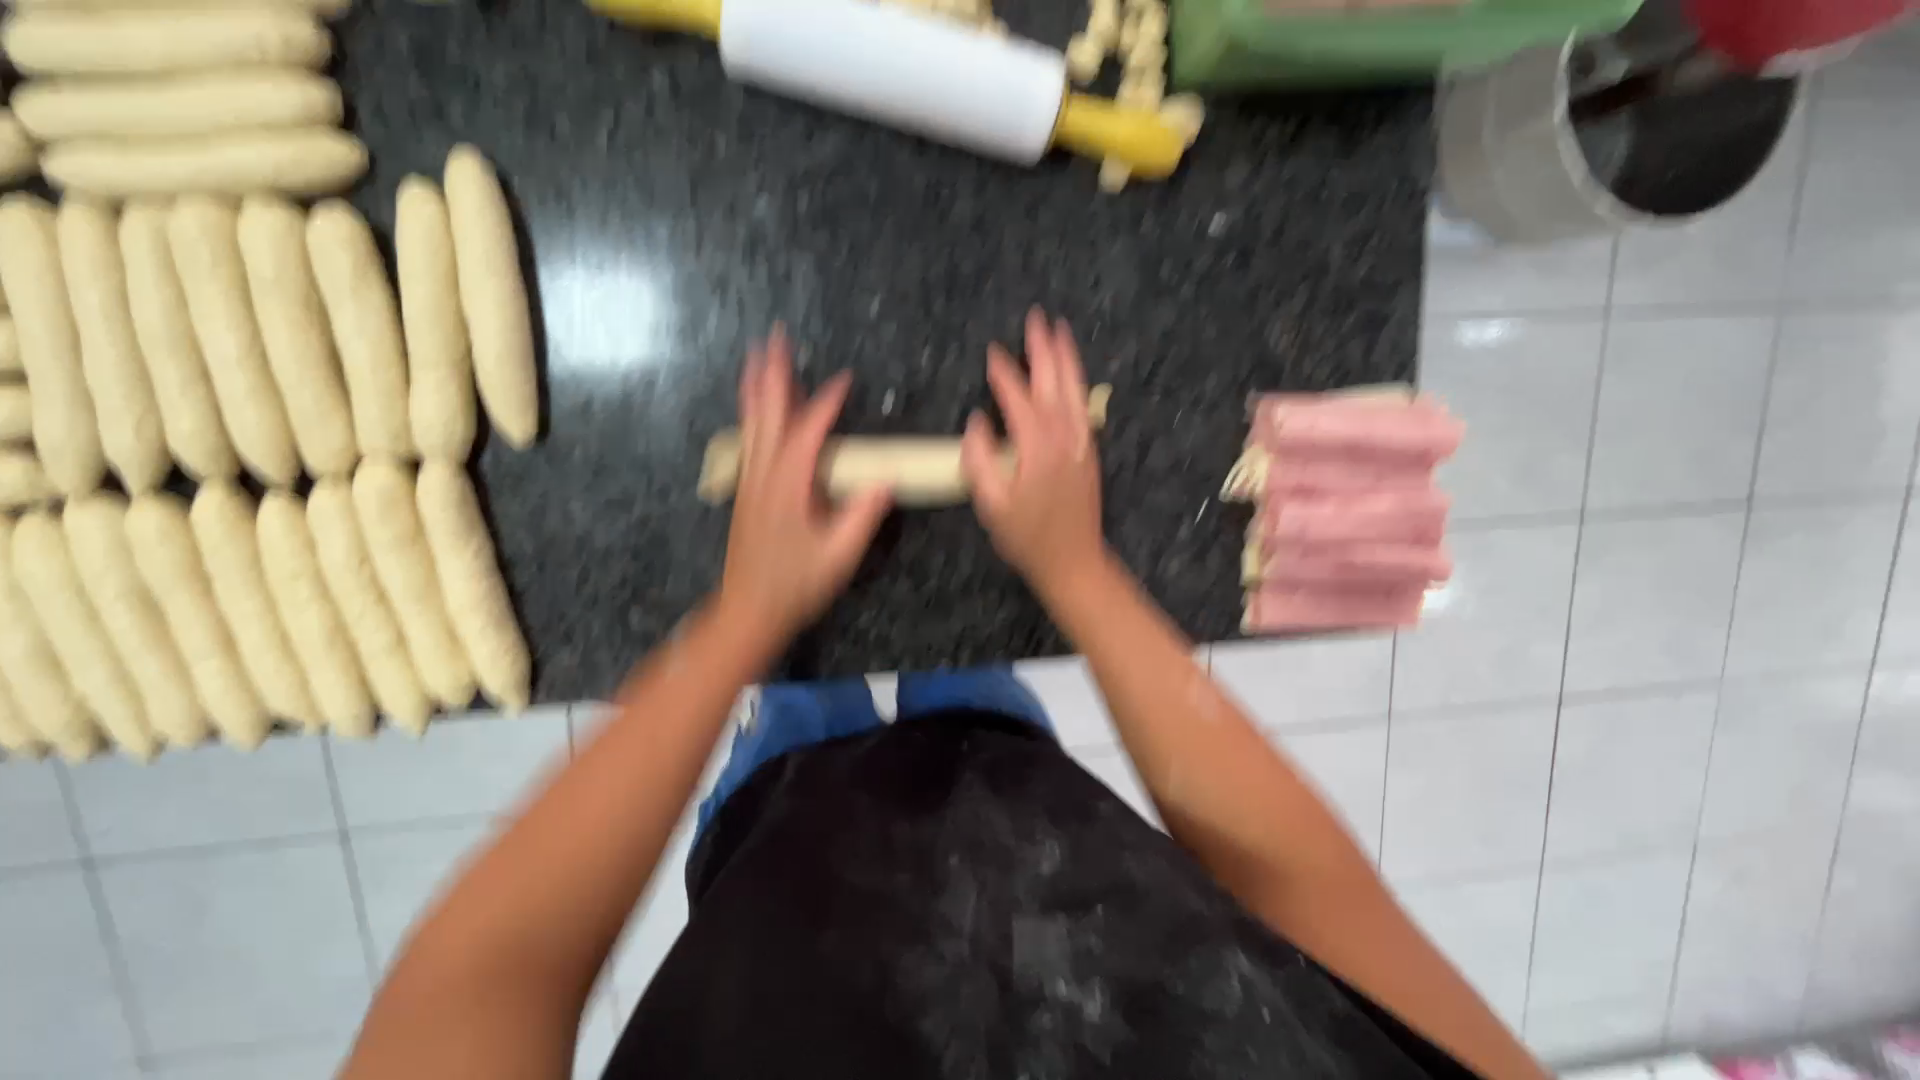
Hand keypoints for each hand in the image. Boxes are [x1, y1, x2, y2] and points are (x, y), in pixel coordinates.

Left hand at [716, 326, 891, 643]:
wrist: (748, 611)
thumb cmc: (796, 586)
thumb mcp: (838, 556)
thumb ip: (862, 516)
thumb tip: (886, 479)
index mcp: (788, 488)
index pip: (807, 434)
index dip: (826, 404)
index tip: (845, 378)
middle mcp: (764, 477)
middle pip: (768, 415)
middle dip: (773, 375)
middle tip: (775, 338)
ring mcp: (751, 483)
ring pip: (753, 426)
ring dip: (757, 389)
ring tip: (759, 357)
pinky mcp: (747, 493)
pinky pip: (751, 442)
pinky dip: (755, 416)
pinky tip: (759, 410)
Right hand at [961, 308, 1107, 590]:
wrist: (1073, 561)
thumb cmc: (1026, 538)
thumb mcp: (991, 505)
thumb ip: (979, 460)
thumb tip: (977, 423)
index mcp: (1037, 448)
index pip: (1018, 400)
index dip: (1004, 374)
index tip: (992, 352)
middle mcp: (1064, 438)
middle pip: (1053, 383)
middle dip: (1043, 349)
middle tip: (1036, 318)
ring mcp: (1081, 443)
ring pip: (1074, 390)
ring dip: (1066, 358)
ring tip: (1059, 329)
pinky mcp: (1089, 452)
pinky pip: (1083, 406)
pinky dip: (1077, 382)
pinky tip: (1071, 373)